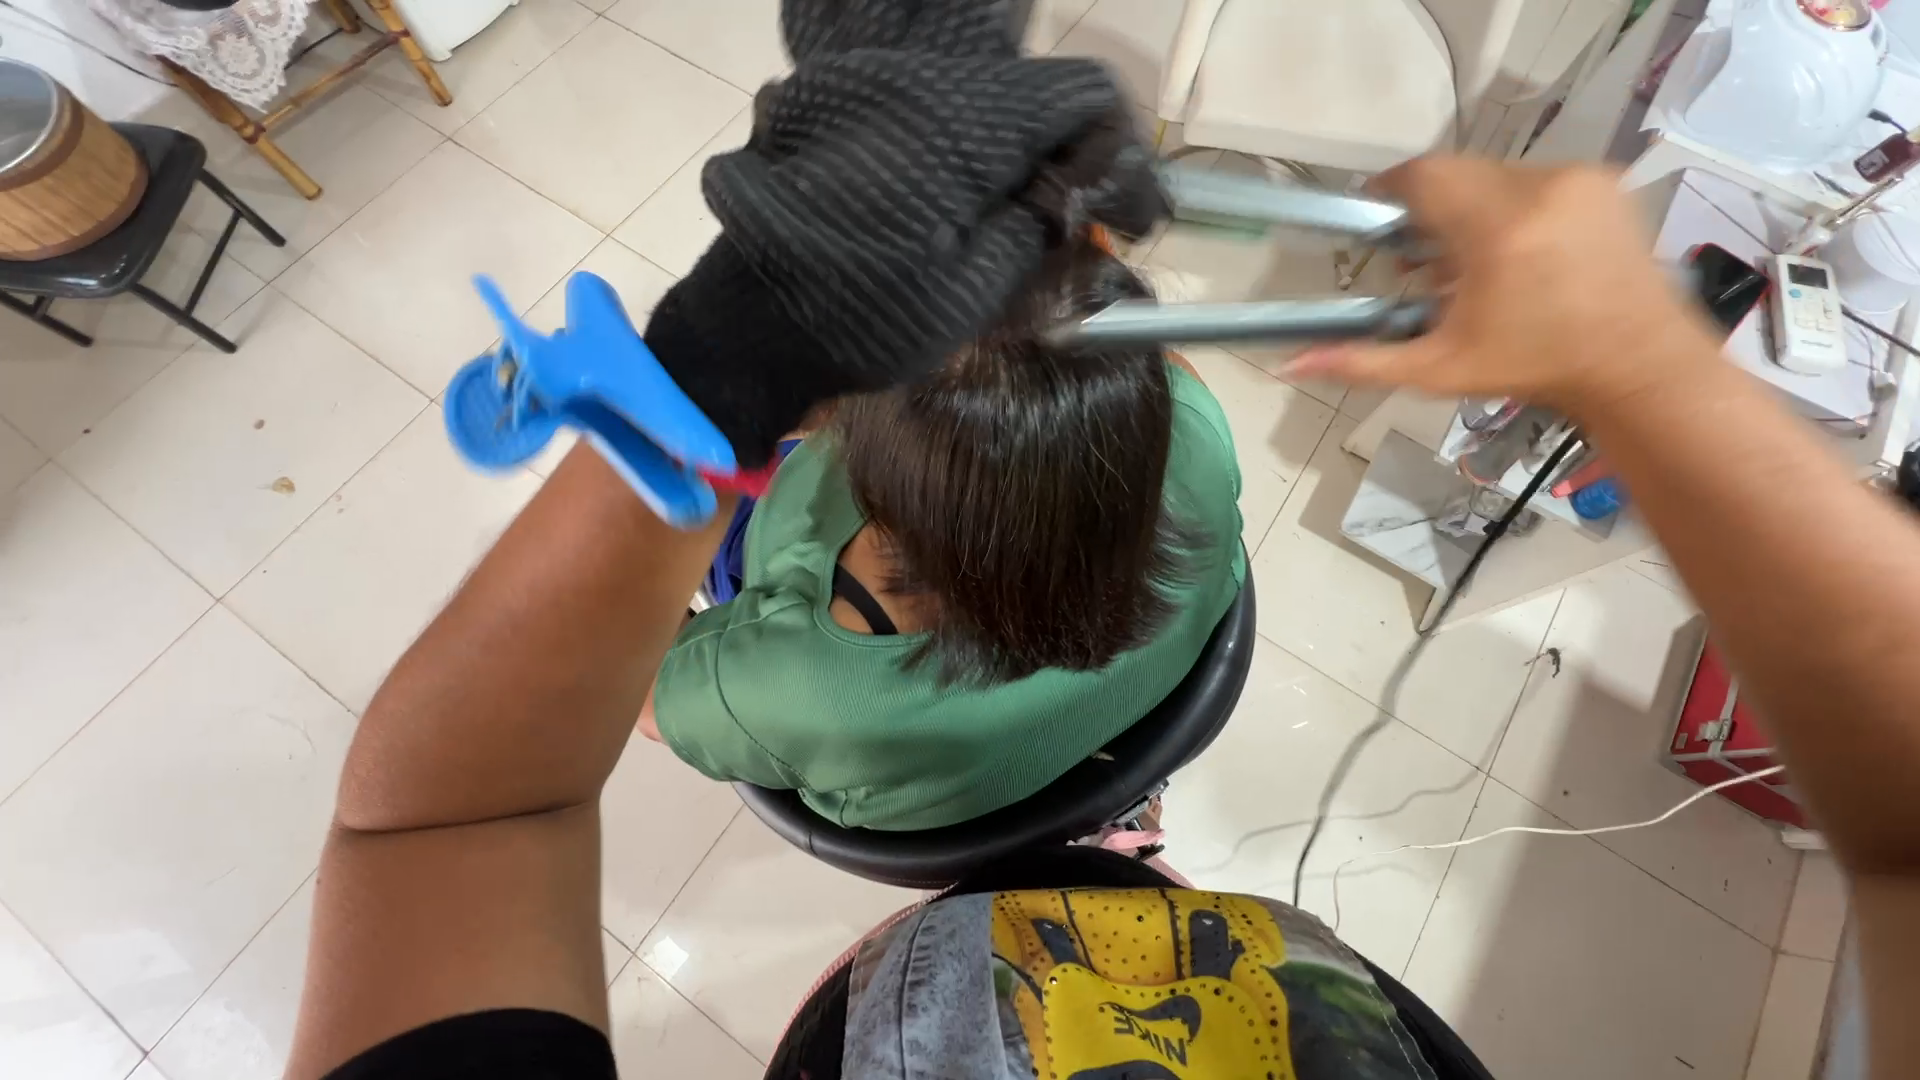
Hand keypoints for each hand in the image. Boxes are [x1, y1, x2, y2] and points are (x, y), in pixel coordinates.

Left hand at [643, 51, 1153, 466]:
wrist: (756, 323)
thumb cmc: (864, 318)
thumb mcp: (973, 292)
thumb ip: (1037, 229)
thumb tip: (1077, 195)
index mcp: (965, 122)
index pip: (1080, 94)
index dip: (1117, 156)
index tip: (1127, 215)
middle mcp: (922, 79)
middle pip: (1029, 89)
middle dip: (1066, 152)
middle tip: (1071, 220)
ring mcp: (875, 85)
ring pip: (979, 94)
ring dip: (1014, 150)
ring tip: (1018, 217)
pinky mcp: (843, 105)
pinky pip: (929, 106)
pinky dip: (962, 146)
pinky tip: (959, 198)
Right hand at [1286, 157, 1723, 413]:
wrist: (1634, 363)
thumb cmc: (1528, 367)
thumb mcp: (1433, 370)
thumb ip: (1359, 363)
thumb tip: (1290, 366)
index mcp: (1499, 231)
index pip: (1426, 176)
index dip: (1388, 188)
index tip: (1370, 214)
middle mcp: (1542, 189)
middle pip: (1456, 173)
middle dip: (1426, 209)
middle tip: (1415, 259)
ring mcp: (1579, 181)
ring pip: (1491, 175)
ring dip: (1463, 210)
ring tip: (1460, 265)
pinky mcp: (1601, 184)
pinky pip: (1530, 179)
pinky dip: (1503, 207)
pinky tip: (1504, 254)